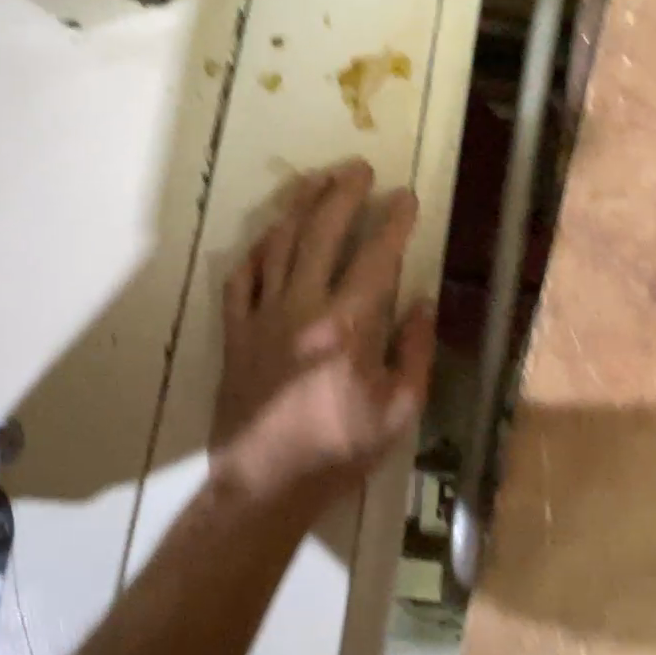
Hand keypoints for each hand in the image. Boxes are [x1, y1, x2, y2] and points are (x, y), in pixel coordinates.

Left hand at [212, 159, 434, 501]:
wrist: (265, 486)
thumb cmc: (340, 450)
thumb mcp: (399, 410)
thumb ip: (415, 350)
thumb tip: (421, 302)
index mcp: (348, 326)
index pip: (376, 257)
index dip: (394, 222)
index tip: (406, 196)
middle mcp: (302, 308)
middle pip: (321, 234)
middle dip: (343, 195)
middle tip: (359, 168)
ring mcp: (262, 317)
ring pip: (278, 244)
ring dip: (299, 206)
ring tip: (316, 179)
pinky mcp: (235, 332)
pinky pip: (241, 277)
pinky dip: (257, 249)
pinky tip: (271, 234)